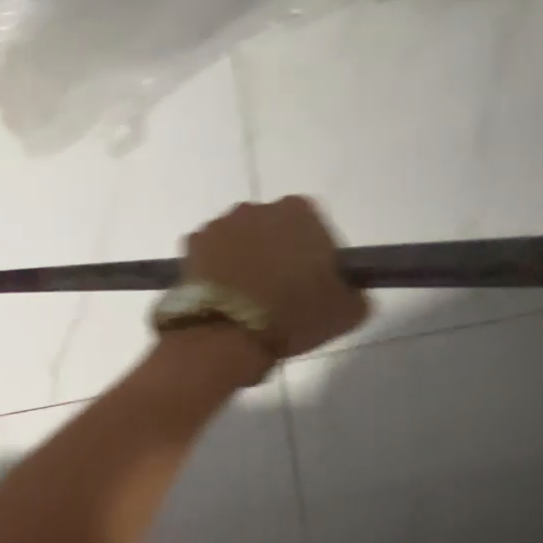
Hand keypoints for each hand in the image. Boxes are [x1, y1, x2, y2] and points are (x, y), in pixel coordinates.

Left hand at [182, 196, 367, 358]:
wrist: (227, 333)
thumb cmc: (293, 315)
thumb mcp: (348, 309)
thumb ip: (353, 288)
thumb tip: (347, 288)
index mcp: (299, 211)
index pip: (311, 228)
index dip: (312, 256)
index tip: (309, 283)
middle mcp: (255, 209)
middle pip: (270, 230)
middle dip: (274, 253)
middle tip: (276, 291)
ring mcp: (218, 225)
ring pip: (237, 241)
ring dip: (241, 260)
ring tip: (244, 298)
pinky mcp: (189, 245)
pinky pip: (208, 254)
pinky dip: (213, 269)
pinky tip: (220, 295)